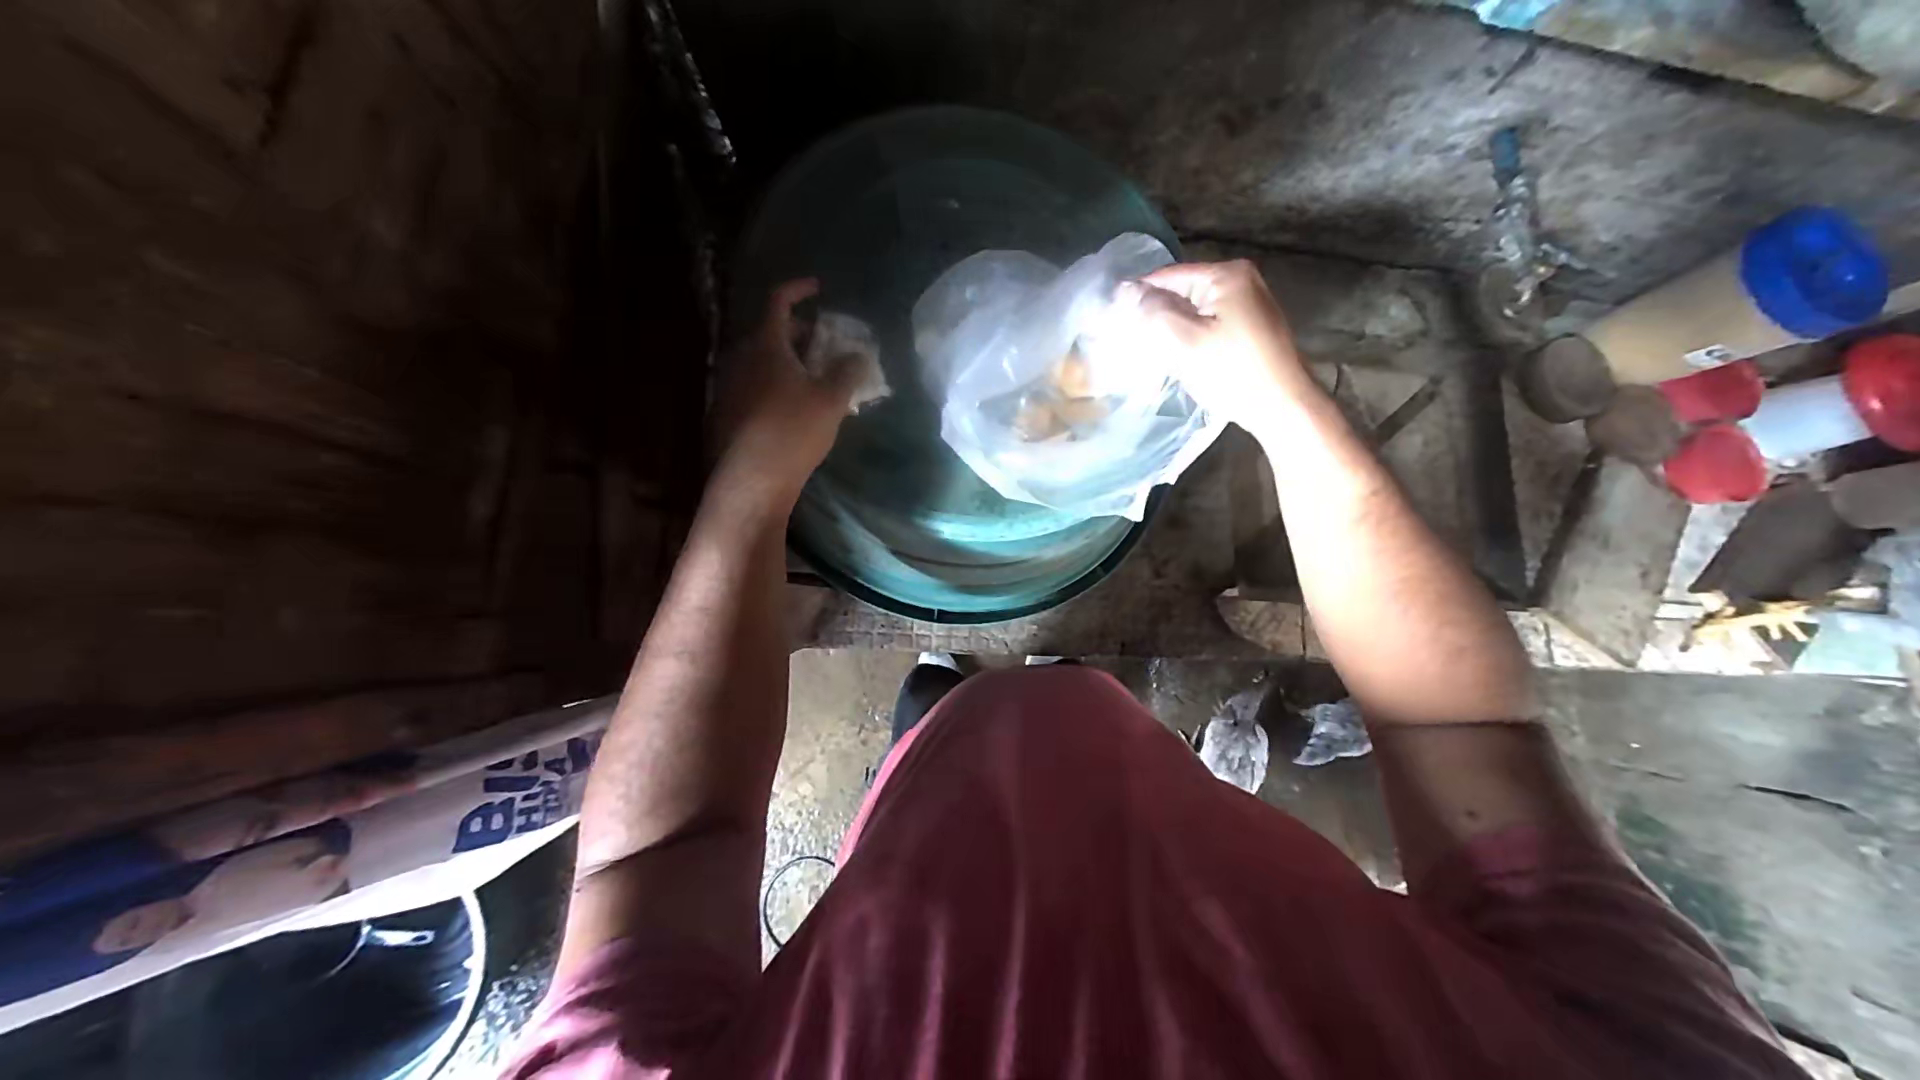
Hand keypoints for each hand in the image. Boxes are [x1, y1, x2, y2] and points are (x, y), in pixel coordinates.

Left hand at [710, 279, 862, 506]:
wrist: (751, 480)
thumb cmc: (793, 431)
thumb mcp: (831, 400)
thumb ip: (848, 372)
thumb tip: (859, 355)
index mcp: (765, 344)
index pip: (779, 301)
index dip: (799, 290)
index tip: (818, 289)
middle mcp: (741, 358)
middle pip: (771, 332)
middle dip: (800, 332)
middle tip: (825, 344)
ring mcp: (729, 385)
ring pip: (762, 361)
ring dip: (789, 361)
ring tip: (815, 379)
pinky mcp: (726, 412)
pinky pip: (755, 385)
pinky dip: (776, 383)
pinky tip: (793, 407)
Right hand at [1132, 260, 1310, 435]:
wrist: (1282, 406)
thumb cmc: (1232, 372)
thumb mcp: (1184, 341)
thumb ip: (1153, 311)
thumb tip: (1128, 291)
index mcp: (1226, 275)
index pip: (1168, 276)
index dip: (1137, 294)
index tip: (1110, 314)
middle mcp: (1241, 279)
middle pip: (1182, 290)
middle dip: (1154, 311)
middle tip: (1126, 337)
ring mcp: (1248, 302)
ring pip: (1194, 308)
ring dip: (1170, 326)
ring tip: (1145, 348)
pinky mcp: (1250, 325)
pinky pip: (1208, 321)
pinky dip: (1189, 334)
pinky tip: (1175, 354)